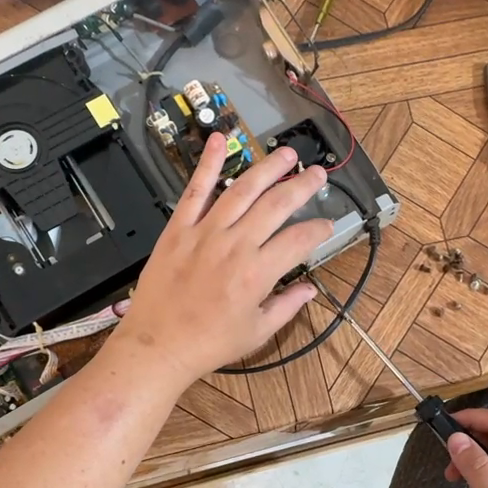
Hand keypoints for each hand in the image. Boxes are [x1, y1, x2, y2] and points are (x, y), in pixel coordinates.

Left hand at [110, 136, 335, 388]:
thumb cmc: (208, 344)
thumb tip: (309, 291)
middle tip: (318, 175)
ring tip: (287, 155)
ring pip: (243, 189)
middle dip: (302, 186)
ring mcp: (205, 233)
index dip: (318, 230)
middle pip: (277, 205)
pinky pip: (196, 190)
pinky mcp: (178, 229)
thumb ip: (286, 307)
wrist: (160, 346)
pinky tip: (220, 140)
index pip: (299, 240)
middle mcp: (235, 245)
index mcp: (258, 273)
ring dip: (268, 168)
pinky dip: (208, 164)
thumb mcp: (257, 332)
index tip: (328, 225)